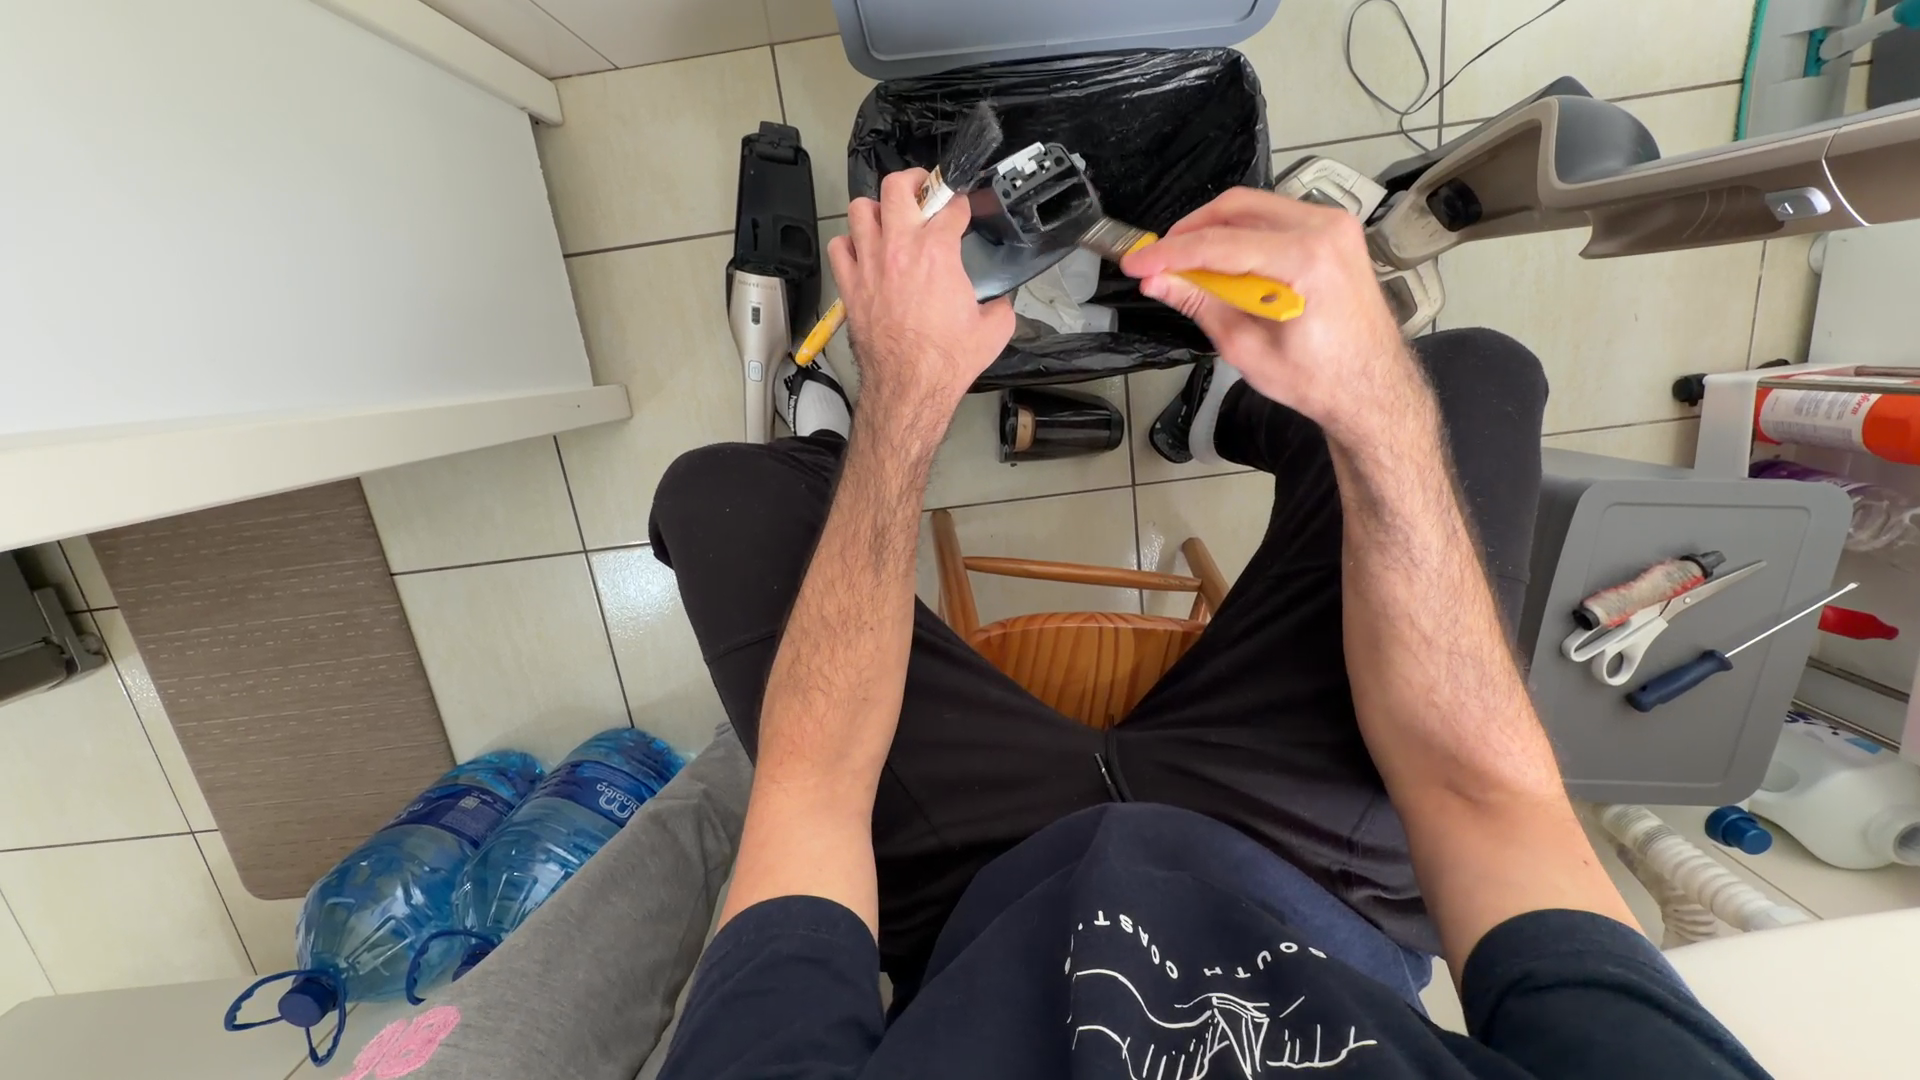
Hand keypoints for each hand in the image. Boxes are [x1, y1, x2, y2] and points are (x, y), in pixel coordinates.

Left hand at [829, 169, 1014, 432]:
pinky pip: (839, 247)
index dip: (961, 204)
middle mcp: (899, 248)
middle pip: (896, 186)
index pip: (950, 206)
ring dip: (876, 209)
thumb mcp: (994, 330)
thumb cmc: (947, 361)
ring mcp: (869, 265)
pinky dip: (850, 244)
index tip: (962, 211)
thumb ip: (1001, 305)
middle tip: (921, 192)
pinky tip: (863, 252)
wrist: (910, 388)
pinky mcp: (851, 287)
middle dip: (913, 182)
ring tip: (888, 221)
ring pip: (860, 210)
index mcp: (937, 251)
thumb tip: (1001, 302)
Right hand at [1120, 187, 1427, 446]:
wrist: (1370, 387)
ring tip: (1184, 264)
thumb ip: (1201, 304)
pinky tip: (1221, 264)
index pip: (1220, 244)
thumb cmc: (1317, 378)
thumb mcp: (1246, 348)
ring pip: (1254, 208)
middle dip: (1189, 231)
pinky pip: (1274, 219)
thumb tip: (1158, 282)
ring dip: (1213, 232)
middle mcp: (1324, 229)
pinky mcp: (1333, 232)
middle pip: (1236, 208)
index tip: (1136, 263)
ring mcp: (1334, 225)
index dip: (1169, 253)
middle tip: (1157, 259)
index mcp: (1306, 260)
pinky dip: (1240, 235)